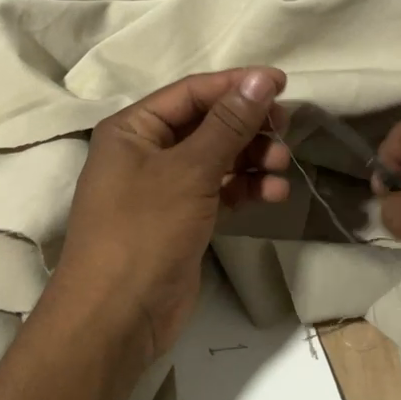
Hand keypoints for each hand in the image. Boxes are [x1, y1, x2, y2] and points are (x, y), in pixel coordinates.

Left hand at [57, 68, 291, 363]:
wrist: (114, 320)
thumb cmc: (143, 231)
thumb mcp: (189, 171)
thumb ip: (228, 124)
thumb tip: (261, 79)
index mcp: (133, 128)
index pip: (192, 92)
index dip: (236, 85)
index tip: (282, 84)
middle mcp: (145, 151)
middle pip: (207, 123)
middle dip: (248, 125)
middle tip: (286, 128)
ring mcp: (163, 188)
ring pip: (217, 157)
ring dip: (252, 158)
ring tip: (282, 167)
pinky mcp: (181, 219)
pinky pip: (219, 190)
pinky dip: (245, 187)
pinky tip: (273, 194)